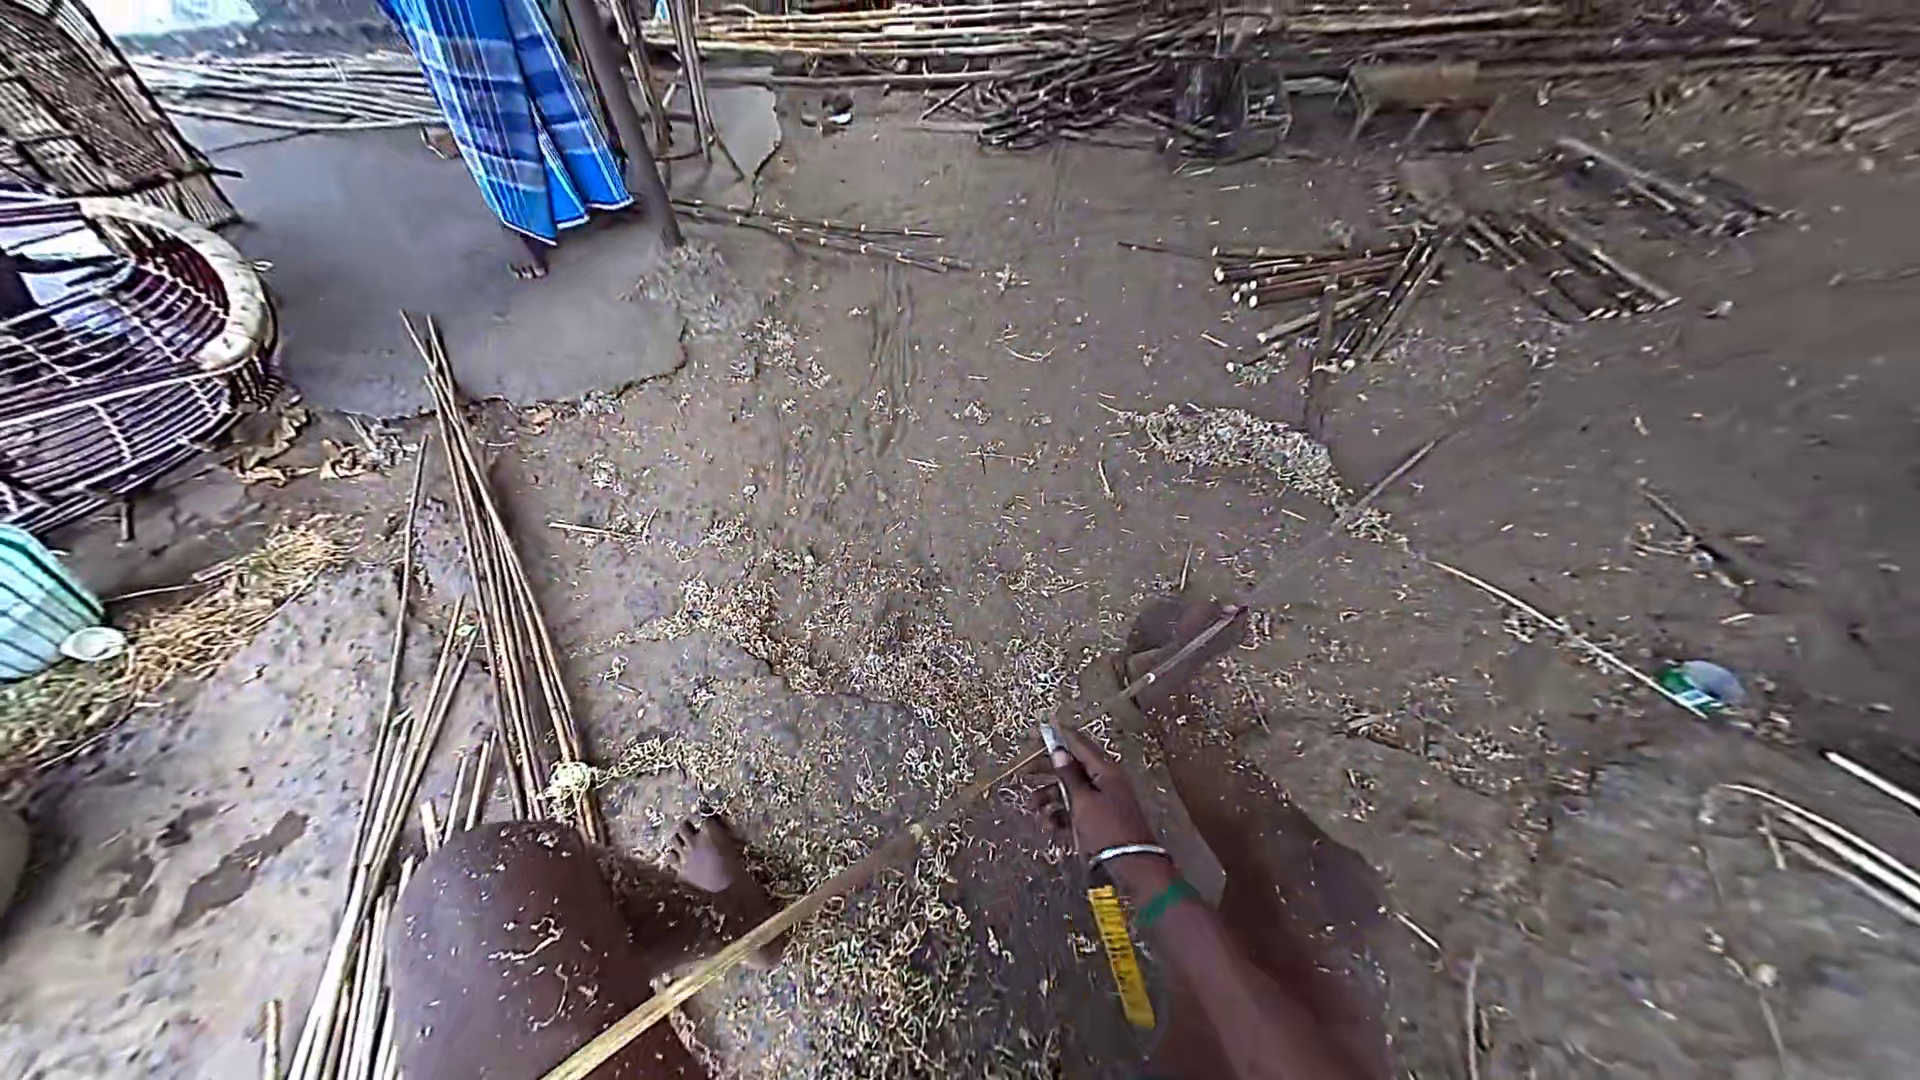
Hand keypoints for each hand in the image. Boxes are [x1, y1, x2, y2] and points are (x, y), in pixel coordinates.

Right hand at [1039, 727, 1174, 897]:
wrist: (1133, 867)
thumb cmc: (1107, 829)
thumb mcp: (1083, 801)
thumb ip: (1068, 776)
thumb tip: (1058, 750)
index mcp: (1105, 770)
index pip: (1079, 745)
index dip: (1058, 738)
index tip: (1038, 732)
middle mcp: (1105, 781)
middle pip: (1072, 769)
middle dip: (1048, 774)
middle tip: (1025, 774)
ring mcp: (1104, 800)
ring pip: (1072, 791)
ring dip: (1051, 799)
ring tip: (1036, 812)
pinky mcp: (1101, 819)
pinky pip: (1077, 810)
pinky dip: (1063, 816)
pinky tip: (1051, 827)